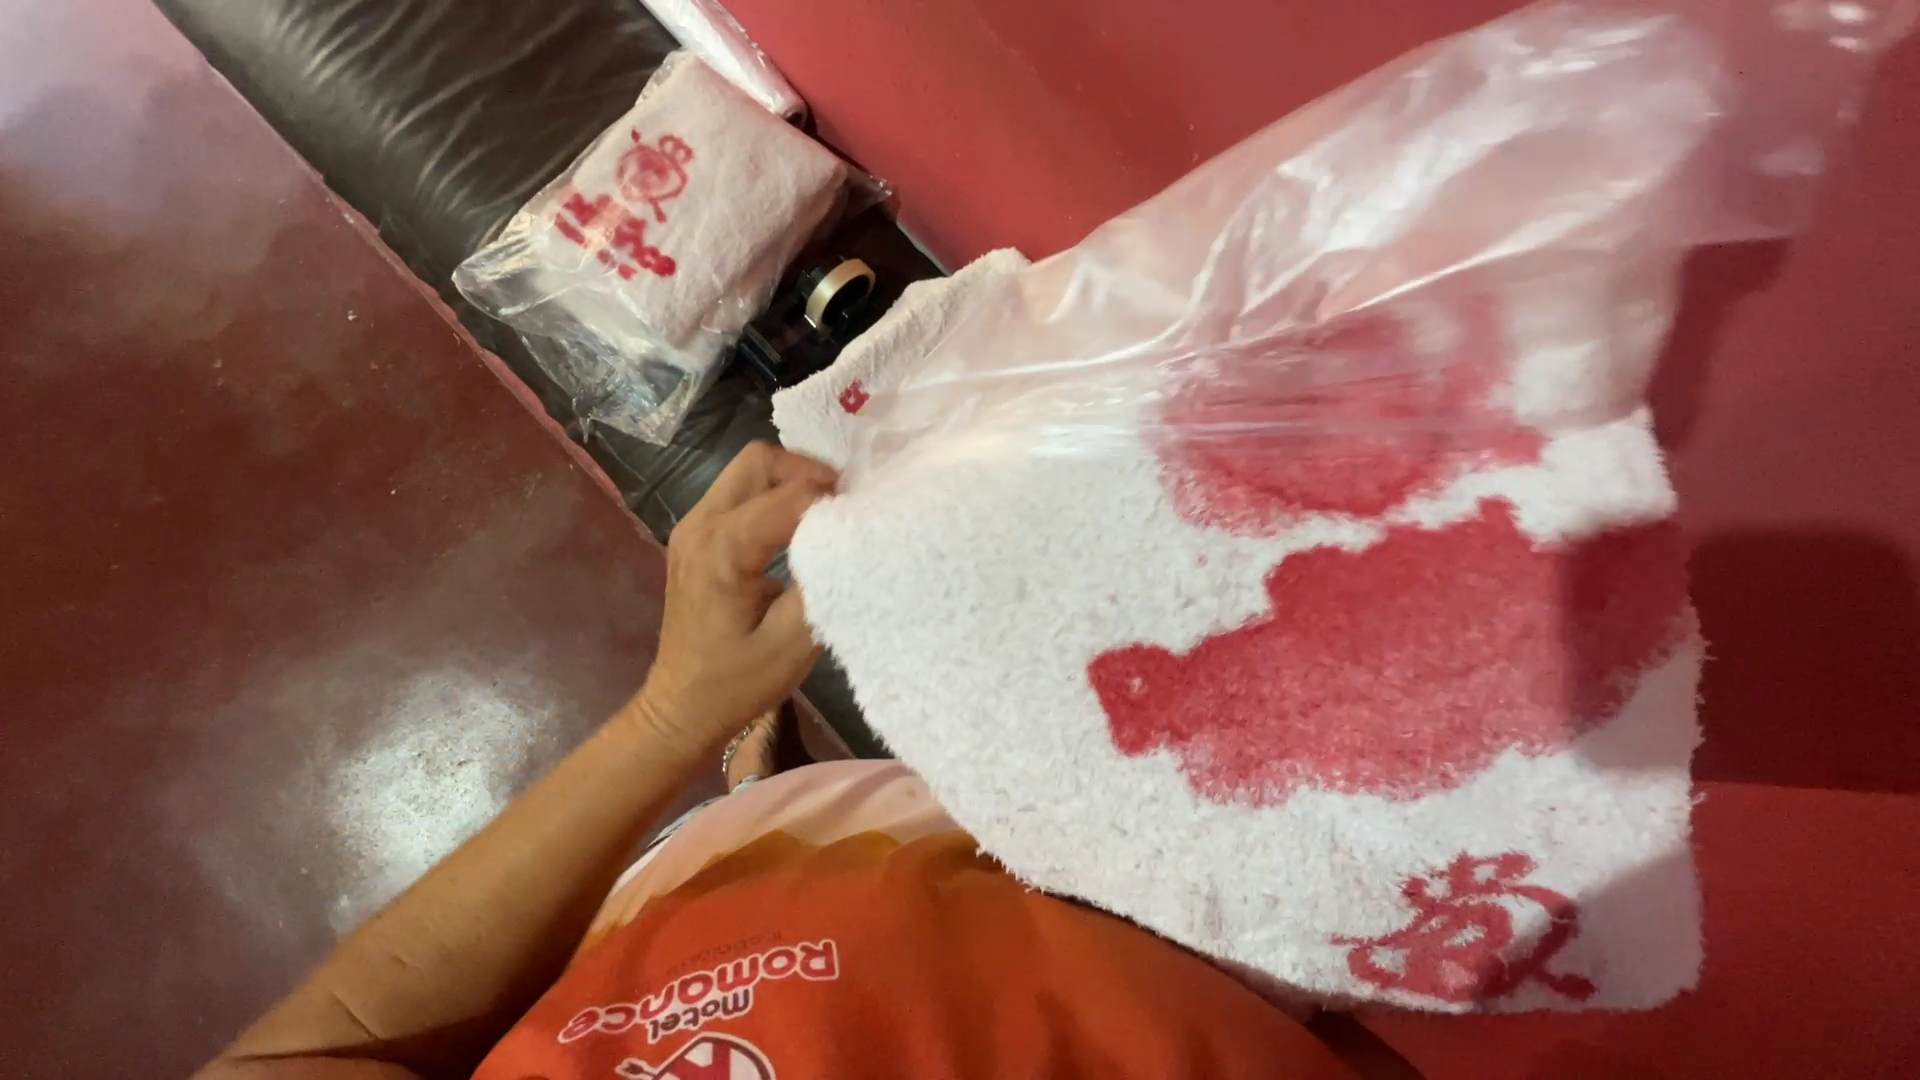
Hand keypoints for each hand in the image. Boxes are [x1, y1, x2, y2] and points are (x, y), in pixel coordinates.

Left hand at [629, 443, 837, 749]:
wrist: (682, 707)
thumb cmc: (738, 682)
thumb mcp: (794, 641)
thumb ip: (825, 581)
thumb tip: (853, 537)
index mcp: (723, 549)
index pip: (790, 495)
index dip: (833, 500)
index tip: (863, 520)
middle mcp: (701, 524)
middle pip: (760, 461)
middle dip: (809, 473)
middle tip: (843, 505)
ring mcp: (693, 526)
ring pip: (750, 470)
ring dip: (792, 481)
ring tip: (825, 514)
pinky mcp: (697, 535)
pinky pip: (741, 492)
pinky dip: (776, 495)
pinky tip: (798, 527)